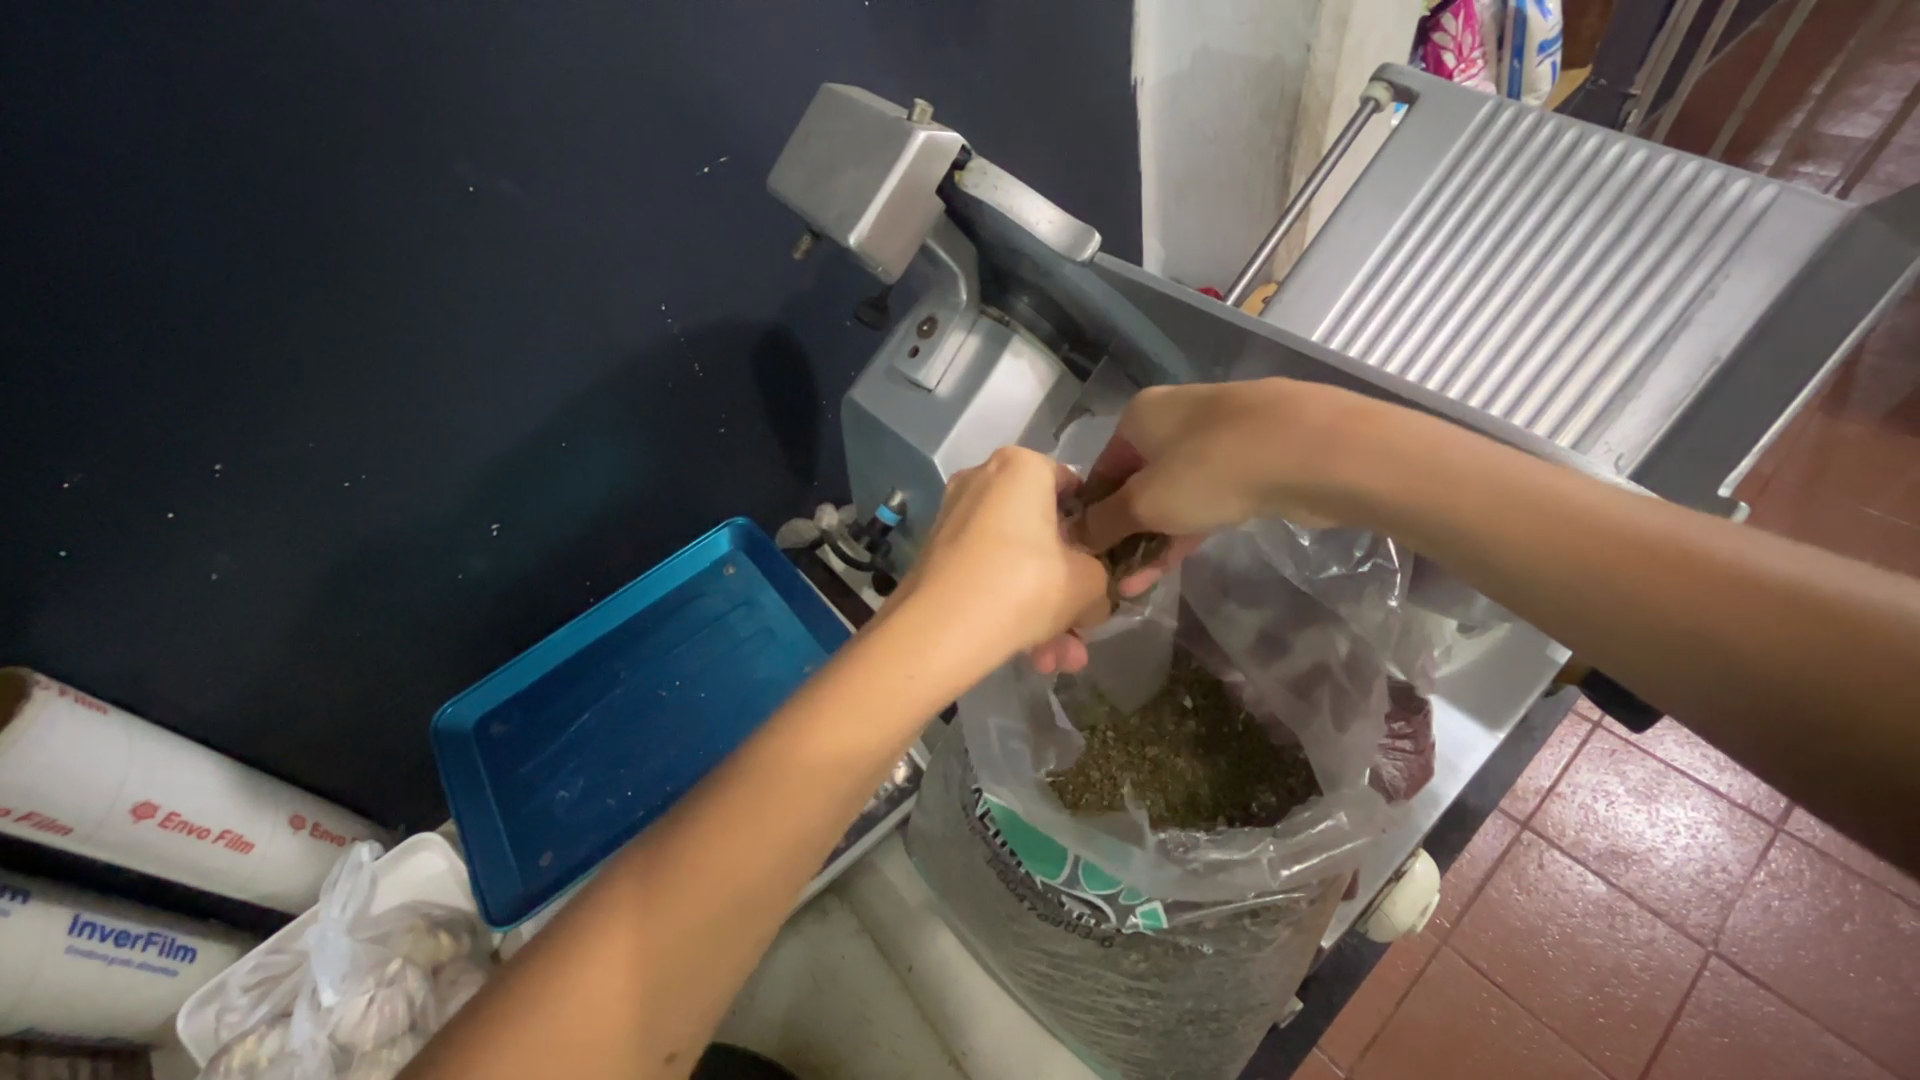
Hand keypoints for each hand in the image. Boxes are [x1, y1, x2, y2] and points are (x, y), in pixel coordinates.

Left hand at [888, 447, 1112, 671]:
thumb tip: (1092, 597)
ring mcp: (955, 517)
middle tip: (1079, 630)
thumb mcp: (1088, 585)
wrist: (937, 631)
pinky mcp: (936, 554)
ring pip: (1016, 564)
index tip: (1102, 568)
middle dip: (1066, 591)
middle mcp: (982, 480)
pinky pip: (988, 575)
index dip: (1095, 531)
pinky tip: (1030, 657)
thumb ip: (1102, 581)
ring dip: (1043, 613)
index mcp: (1020, 466)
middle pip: (1042, 536)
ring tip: (1057, 661)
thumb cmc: (1024, 586)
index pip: (1073, 488)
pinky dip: (1009, 609)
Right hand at [1032, 379, 1372, 673]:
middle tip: (1117, 579)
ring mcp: (1220, 435)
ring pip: (1177, 493)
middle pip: (1139, 483)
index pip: (1101, 470)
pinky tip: (1178, 560)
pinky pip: (1212, 495)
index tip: (1089, 556)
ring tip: (1141, 585)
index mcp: (1139, 415)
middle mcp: (1175, 416)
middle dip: (1127, 534)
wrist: (1311, 450)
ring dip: (1157, 538)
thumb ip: (1105, 523)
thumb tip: (1077, 536)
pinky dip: (1192, 526)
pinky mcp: (1257, 456)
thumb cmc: (1210, 470)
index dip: (1092, 515)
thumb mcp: (1144, 504)